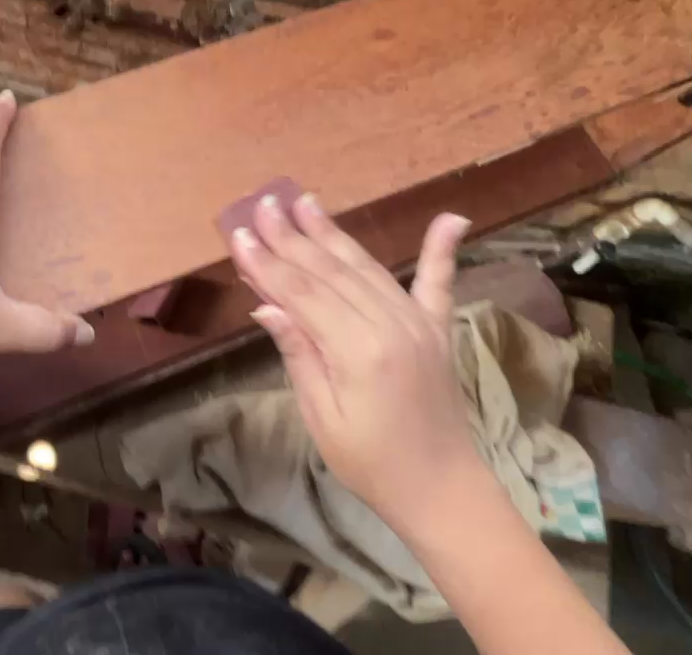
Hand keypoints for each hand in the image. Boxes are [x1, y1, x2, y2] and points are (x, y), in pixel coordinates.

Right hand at [229, 194, 477, 527]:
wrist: (444, 490)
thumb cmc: (371, 463)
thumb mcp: (322, 417)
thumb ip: (298, 354)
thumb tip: (266, 304)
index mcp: (358, 351)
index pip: (301, 294)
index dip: (267, 263)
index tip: (239, 234)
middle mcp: (390, 325)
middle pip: (329, 271)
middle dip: (292, 236)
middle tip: (264, 204)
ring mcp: (418, 322)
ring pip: (365, 266)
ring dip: (332, 232)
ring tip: (305, 200)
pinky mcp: (438, 328)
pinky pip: (438, 282)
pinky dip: (442, 249)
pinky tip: (452, 219)